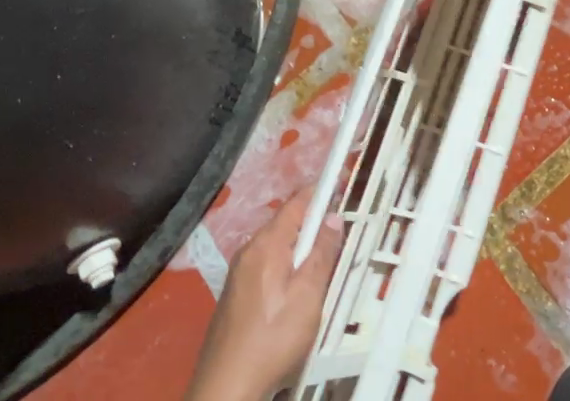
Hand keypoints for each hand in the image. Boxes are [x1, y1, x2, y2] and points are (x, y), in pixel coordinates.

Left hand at [186, 189, 343, 400]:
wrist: (225, 388)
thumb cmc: (272, 338)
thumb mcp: (308, 296)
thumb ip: (322, 254)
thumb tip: (334, 216)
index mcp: (266, 245)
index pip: (296, 203)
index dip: (321, 192)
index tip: (344, 187)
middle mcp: (248, 251)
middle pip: (286, 223)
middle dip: (314, 223)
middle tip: (342, 236)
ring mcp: (238, 274)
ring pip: (277, 246)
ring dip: (302, 248)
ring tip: (326, 265)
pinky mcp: (236, 296)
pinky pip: (267, 266)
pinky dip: (287, 266)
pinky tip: (298, 291)